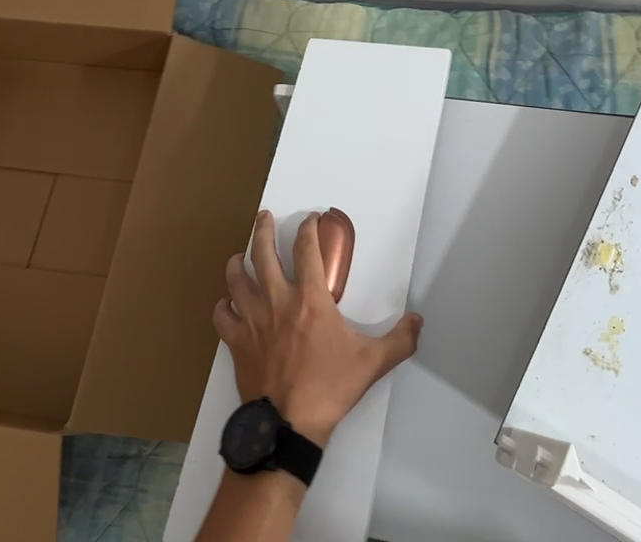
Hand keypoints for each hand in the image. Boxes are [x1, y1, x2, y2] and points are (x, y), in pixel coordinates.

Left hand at [212, 210, 422, 444]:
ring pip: (236, 278)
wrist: (289, 424)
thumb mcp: (373, 362)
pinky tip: (226, 302)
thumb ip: (400, 339)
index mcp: (310, 299)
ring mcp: (252, 320)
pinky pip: (222, 315)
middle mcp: (277, 301)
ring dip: (237, 261)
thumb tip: (418, 321)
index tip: (312, 219)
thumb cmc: (330, 388)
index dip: (310, 229)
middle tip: (264, 216)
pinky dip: (223, 305)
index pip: (307, 250)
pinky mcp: (236, 342)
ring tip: (240, 253)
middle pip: (263, 252)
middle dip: (264, 229)